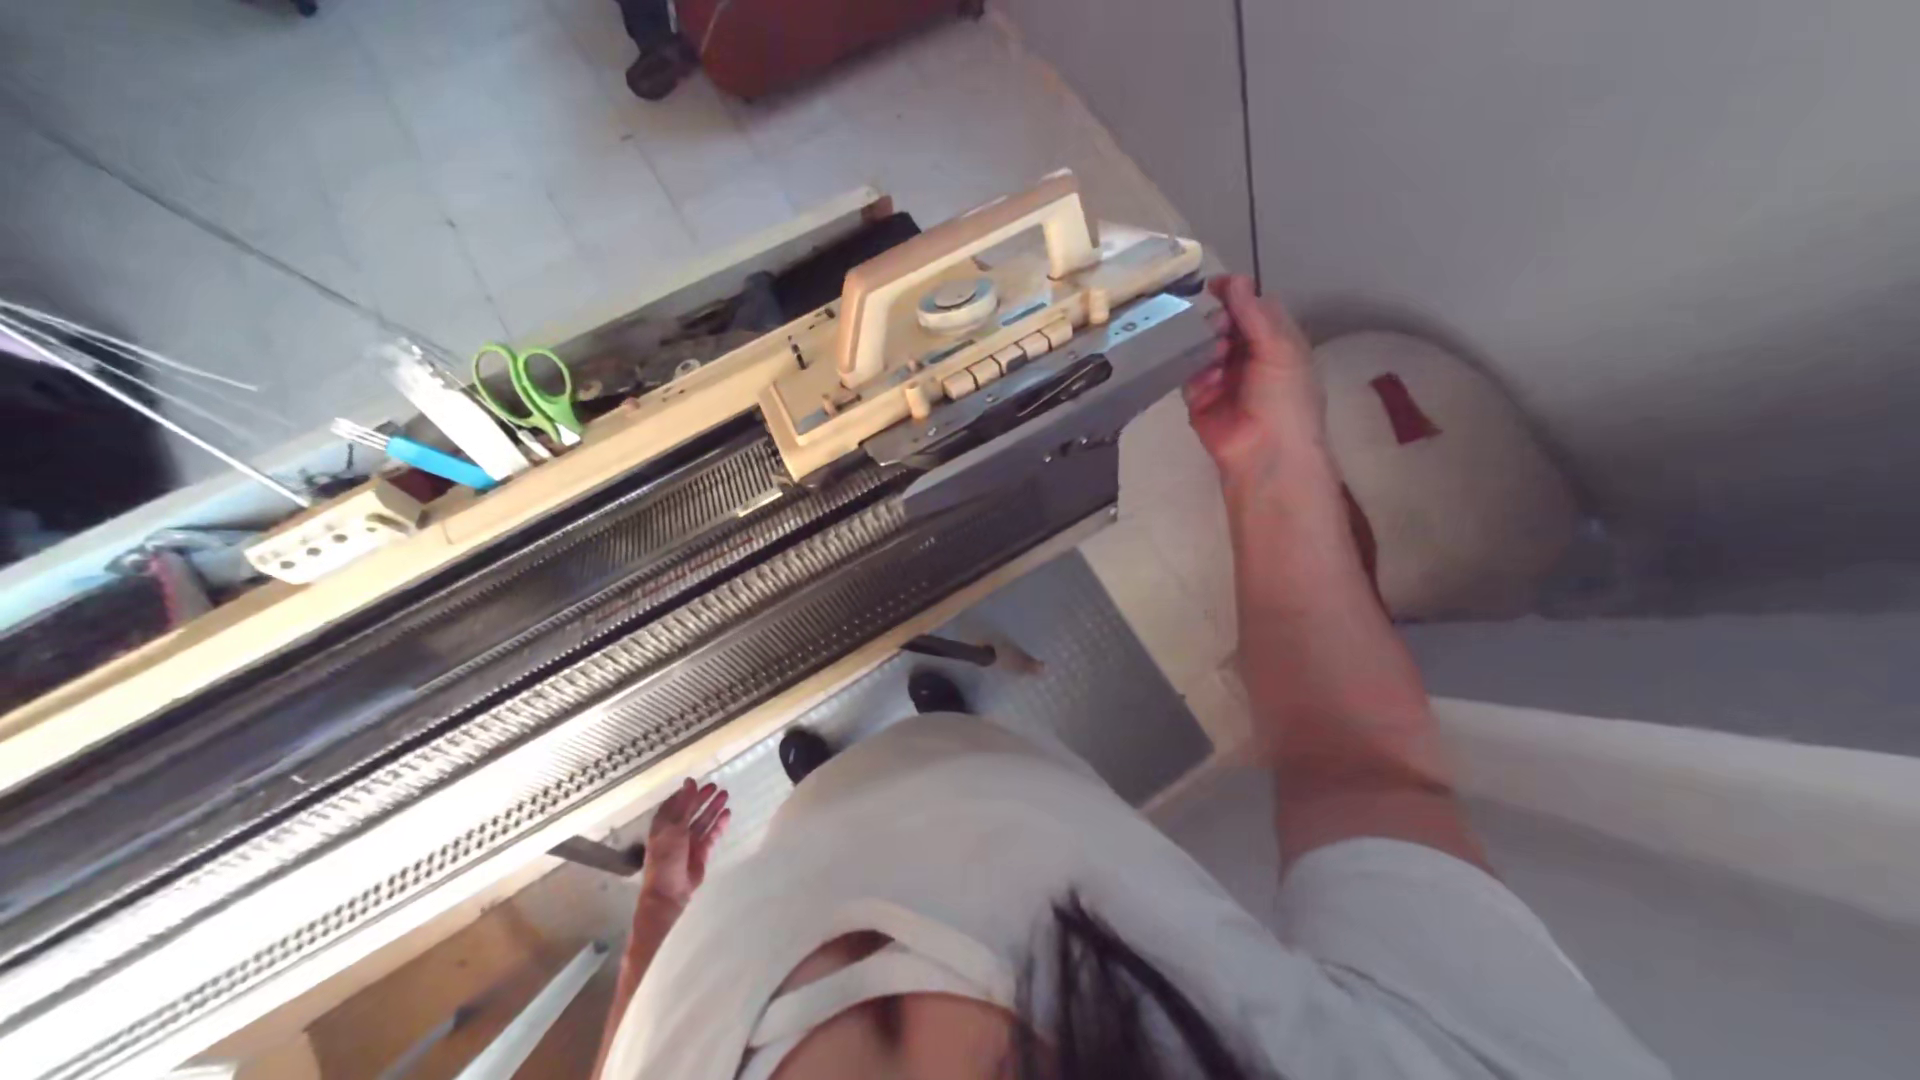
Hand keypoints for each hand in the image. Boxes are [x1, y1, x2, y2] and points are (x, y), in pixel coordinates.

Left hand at [637, 779, 729, 911]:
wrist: (669, 893)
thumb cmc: (666, 858)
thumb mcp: (673, 828)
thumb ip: (684, 805)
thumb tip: (690, 781)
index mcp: (663, 826)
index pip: (673, 805)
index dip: (684, 794)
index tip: (696, 783)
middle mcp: (675, 832)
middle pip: (690, 811)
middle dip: (702, 799)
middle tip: (716, 786)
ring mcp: (689, 843)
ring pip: (702, 821)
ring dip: (713, 808)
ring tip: (726, 795)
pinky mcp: (701, 853)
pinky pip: (711, 835)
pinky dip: (718, 825)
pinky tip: (727, 814)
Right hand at [1182, 275, 1325, 480]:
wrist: (1266, 452)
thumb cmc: (1285, 397)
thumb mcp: (1279, 348)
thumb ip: (1254, 313)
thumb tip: (1234, 279)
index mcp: (1277, 343)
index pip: (1253, 309)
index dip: (1235, 295)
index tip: (1213, 285)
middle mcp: (1248, 359)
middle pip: (1223, 326)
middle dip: (1218, 323)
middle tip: (1218, 329)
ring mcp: (1222, 380)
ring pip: (1202, 349)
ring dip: (1207, 349)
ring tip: (1217, 359)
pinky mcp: (1200, 401)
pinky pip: (1188, 377)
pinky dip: (1196, 376)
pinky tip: (1208, 382)